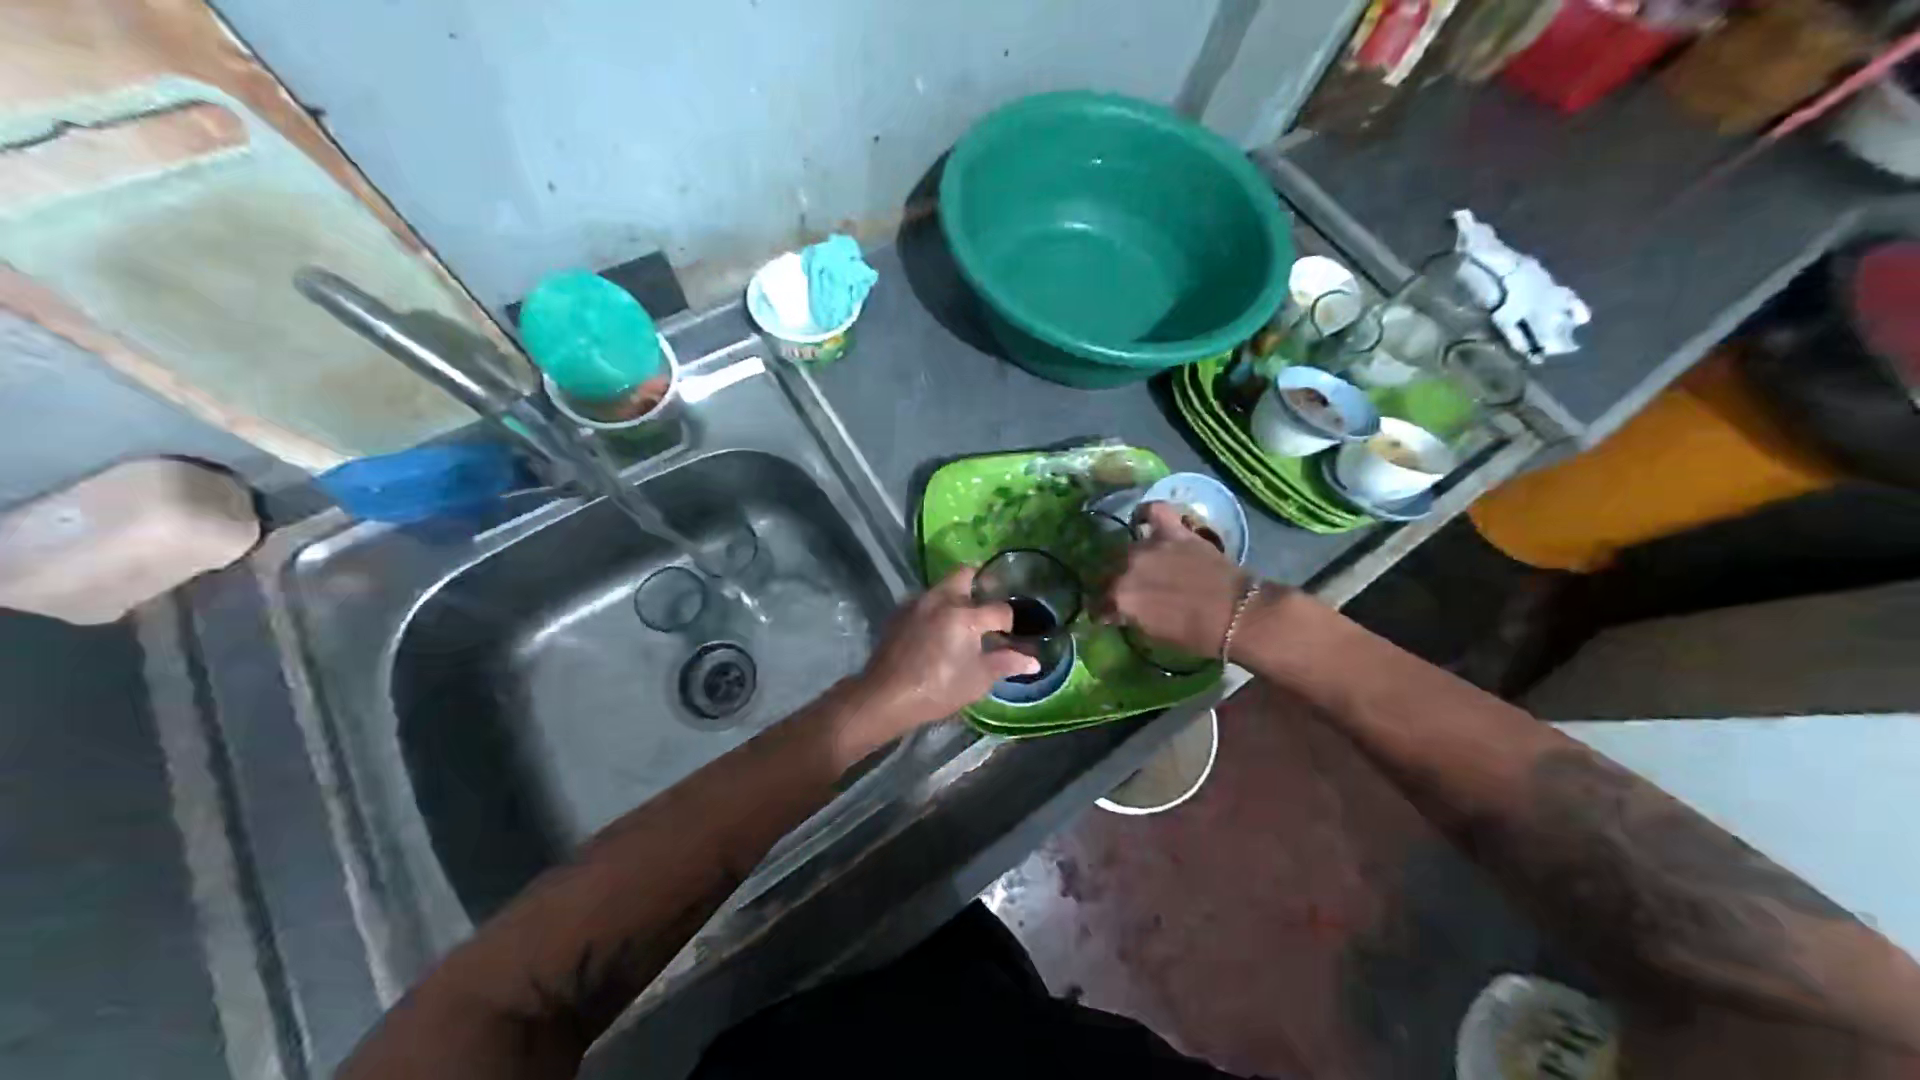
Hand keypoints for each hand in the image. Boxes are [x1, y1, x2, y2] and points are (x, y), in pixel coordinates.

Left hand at [854, 567, 1040, 730]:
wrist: (885, 695)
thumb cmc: (938, 689)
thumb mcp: (977, 679)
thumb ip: (1006, 663)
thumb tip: (1033, 661)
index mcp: (965, 615)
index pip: (1000, 609)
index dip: (1009, 623)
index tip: (1009, 636)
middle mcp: (941, 599)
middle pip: (966, 573)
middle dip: (980, 583)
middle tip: (987, 605)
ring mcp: (918, 603)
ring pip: (943, 586)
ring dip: (957, 596)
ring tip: (963, 621)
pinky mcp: (900, 612)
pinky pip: (925, 600)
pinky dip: (937, 608)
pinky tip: (938, 631)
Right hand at [1098, 501, 1251, 657]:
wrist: (1239, 616)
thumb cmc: (1196, 636)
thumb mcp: (1153, 634)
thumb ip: (1132, 616)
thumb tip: (1122, 610)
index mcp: (1120, 597)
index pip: (1098, 602)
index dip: (1104, 609)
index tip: (1109, 614)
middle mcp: (1128, 567)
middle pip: (1111, 571)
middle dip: (1117, 582)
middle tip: (1133, 591)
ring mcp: (1150, 546)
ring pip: (1129, 547)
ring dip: (1134, 558)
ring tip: (1145, 565)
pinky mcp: (1174, 531)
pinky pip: (1153, 511)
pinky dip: (1146, 513)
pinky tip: (1144, 519)